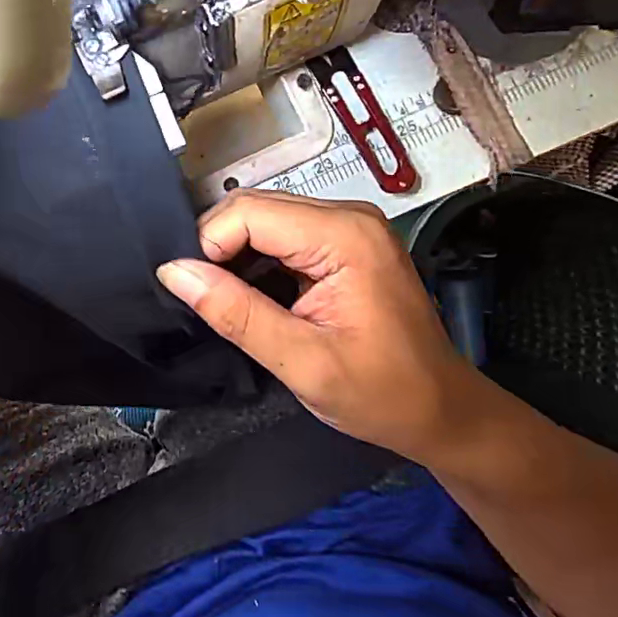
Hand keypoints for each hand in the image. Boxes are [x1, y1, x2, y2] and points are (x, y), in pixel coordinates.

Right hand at [155, 190, 476, 461]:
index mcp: (345, 236)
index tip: (197, 293)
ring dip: (235, 254)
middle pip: (254, 207)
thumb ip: (236, 313)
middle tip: (208, 300)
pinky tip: (254, 294)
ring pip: (263, 217)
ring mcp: (348, 224)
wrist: (442, 409)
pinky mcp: (343, 239)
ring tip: (230, 301)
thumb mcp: (303, 362)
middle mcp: (348, 215)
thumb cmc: (385, 394)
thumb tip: (175, 273)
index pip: (248, 211)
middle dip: (218, 248)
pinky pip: (281, 232)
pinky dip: (257, 258)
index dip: (209, 246)